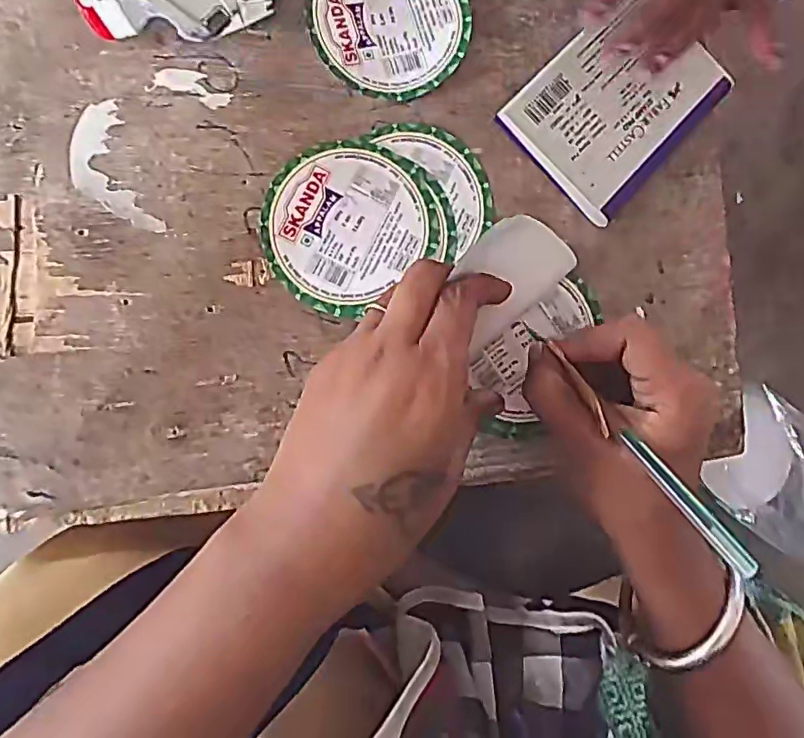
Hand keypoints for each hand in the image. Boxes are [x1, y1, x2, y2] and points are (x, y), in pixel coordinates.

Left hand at [251, 261, 508, 589]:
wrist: (307, 532)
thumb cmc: (391, 512)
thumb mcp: (448, 465)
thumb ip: (468, 417)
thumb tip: (484, 395)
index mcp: (432, 373)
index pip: (459, 299)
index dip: (482, 284)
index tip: (496, 291)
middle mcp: (391, 351)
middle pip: (419, 276)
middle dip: (445, 271)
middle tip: (460, 290)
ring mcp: (352, 355)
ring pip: (387, 302)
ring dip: (412, 303)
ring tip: (423, 336)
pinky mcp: (324, 368)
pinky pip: (362, 334)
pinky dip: (384, 336)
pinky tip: (387, 373)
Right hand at [523, 317, 718, 527]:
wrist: (658, 540)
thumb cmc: (624, 501)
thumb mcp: (581, 447)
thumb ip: (554, 395)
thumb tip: (535, 354)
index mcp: (678, 391)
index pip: (630, 335)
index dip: (586, 340)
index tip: (552, 358)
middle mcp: (691, 381)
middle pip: (630, 341)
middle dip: (586, 353)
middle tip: (550, 370)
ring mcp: (686, 389)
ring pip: (629, 353)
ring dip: (592, 365)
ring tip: (562, 385)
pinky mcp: (676, 398)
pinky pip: (634, 369)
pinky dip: (605, 377)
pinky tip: (583, 398)